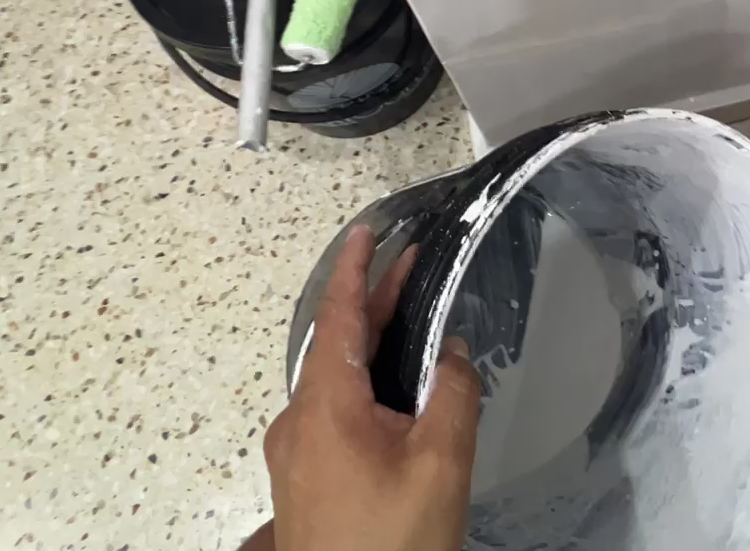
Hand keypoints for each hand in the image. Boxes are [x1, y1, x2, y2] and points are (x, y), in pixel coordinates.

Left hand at [258, 227, 482, 550]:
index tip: (366, 230)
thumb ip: (453, 391)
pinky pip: (334, 404)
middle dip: (373, 298)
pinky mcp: (305, 476)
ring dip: (371, 339)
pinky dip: (365, 373)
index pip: (337, 319)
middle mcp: (299, 423)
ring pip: (335, 375)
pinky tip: (397, 382)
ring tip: (412, 311)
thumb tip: (453, 351)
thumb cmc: (395, 537)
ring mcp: (296, 453)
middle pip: (337, 343)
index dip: (353, 269)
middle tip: (413, 261)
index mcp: (325, 409)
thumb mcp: (442, 460)